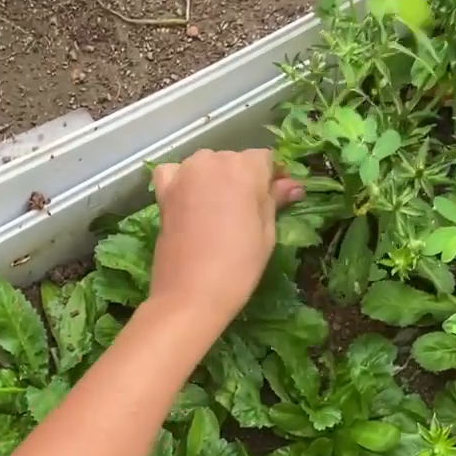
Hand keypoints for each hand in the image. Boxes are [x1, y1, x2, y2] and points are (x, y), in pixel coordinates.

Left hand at [148, 148, 304, 326]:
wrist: (189, 296)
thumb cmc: (237, 269)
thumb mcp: (266, 235)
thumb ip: (274, 201)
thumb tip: (292, 185)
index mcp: (244, 168)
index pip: (266, 159)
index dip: (274, 176)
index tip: (279, 195)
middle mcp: (212, 161)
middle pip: (234, 161)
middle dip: (244, 180)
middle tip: (249, 212)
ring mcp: (184, 174)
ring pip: (207, 166)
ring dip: (216, 180)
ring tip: (221, 212)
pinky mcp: (163, 192)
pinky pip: (176, 174)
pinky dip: (184, 182)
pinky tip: (190, 201)